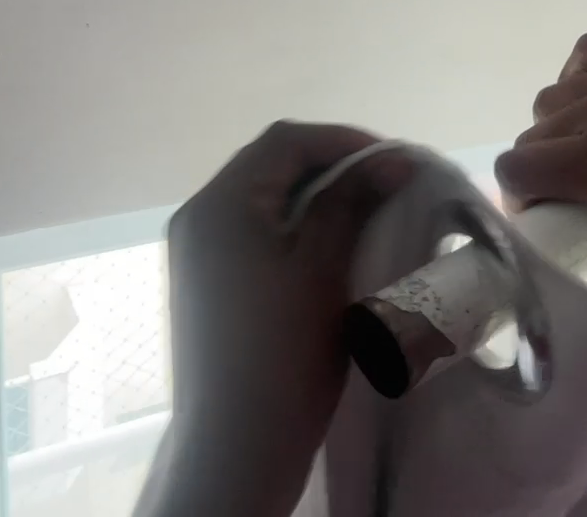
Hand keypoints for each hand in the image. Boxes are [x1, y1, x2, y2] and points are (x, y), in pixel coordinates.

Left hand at [160, 121, 413, 511]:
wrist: (234, 446)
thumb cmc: (284, 352)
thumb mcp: (323, 267)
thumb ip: (351, 201)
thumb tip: (389, 159)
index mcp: (220, 201)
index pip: (284, 141)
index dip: (343, 140)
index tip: (392, 159)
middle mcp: (198, 213)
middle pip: (268, 164)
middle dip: (328, 165)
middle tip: (381, 182)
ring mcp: (195, 247)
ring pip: (260, 197)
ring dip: (310, 195)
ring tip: (360, 209)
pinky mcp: (202, 277)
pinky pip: (249, 229)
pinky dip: (289, 224)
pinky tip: (323, 243)